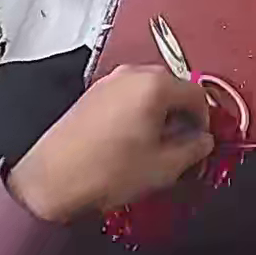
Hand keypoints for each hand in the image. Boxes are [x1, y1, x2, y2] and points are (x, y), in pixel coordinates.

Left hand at [9, 64, 213, 221]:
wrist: (50, 181)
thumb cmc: (110, 172)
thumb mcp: (164, 167)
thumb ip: (194, 149)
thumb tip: (204, 141)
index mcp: (155, 84)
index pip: (197, 93)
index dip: (205, 120)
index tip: (201, 144)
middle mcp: (133, 73)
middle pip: (174, 87)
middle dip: (182, 115)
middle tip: (181, 147)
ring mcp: (109, 80)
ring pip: (150, 91)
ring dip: (160, 114)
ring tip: (155, 147)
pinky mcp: (92, 92)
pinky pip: (128, 95)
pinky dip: (138, 112)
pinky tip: (131, 141)